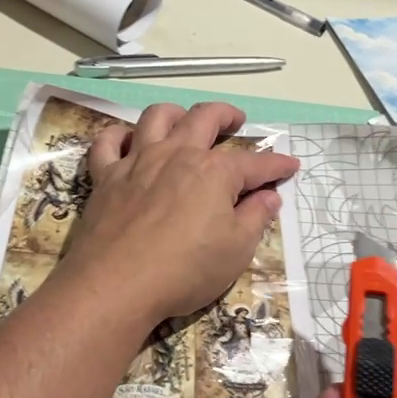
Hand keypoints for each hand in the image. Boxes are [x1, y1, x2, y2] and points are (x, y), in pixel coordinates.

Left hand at [64, 102, 298, 320]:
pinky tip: (127, 141)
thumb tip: (269, 196)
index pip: (255, 163)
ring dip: (175, 113)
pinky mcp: (106, 177)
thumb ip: (255, 218)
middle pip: (204, 117)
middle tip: (236, 121)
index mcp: (214, 171)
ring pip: (156, 117)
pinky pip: (108, 142)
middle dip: (226, 115)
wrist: (116, 284)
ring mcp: (138, 161)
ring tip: (183, 120)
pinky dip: (118, 135)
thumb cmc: (185, 270)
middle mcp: (177, 154)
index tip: (290, 165)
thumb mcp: (236, 251)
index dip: (276, 164)